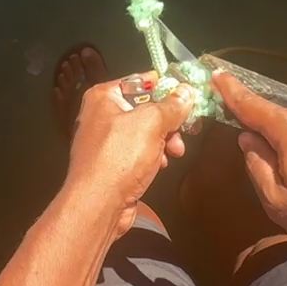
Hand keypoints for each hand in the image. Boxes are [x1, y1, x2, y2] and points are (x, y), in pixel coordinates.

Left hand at [65, 75, 191, 237]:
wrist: (99, 204)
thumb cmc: (120, 156)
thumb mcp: (152, 122)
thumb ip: (172, 105)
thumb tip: (187, 92)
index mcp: (104, 97)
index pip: (140, 81)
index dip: (165, 87)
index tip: (187, 94)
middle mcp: (102, 115)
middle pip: (145, 108)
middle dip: (168, 120)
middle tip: (185, 128)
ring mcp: (106, 141)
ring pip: (146, 132)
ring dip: (164, 140)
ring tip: (175, 151)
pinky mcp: (113, 164)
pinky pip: (139, 152)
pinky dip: (153, 156)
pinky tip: (161, 165)